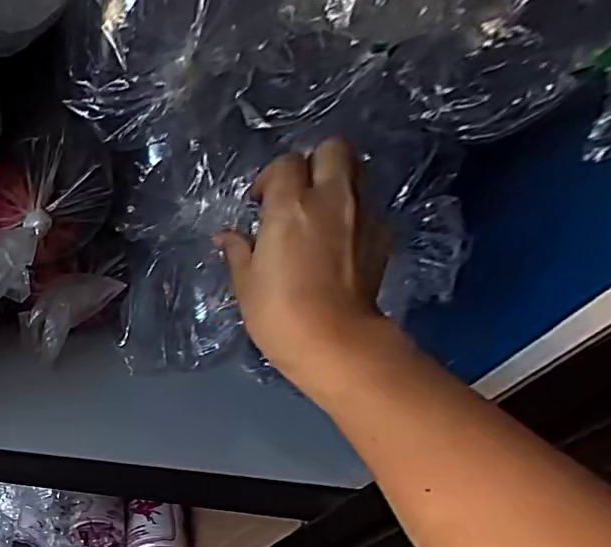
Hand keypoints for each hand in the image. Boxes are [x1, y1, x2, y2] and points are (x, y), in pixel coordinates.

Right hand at [218, 138, 394, 375]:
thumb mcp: (245, 280)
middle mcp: (333, 197)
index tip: (258, 202)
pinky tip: (334, 238)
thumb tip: (228, 235)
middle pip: (333, 149)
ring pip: (356, 169)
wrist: (330, 333)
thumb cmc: (274, 309)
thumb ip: (239, 249)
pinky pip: (366, 202)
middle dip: (312, 162)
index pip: (286, 164)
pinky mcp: (382, 229)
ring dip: (335, 180)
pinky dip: (350, 209)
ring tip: (316, 211)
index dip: (270, 178)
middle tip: (294, 192)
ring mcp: (364, 210)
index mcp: (291, 207)